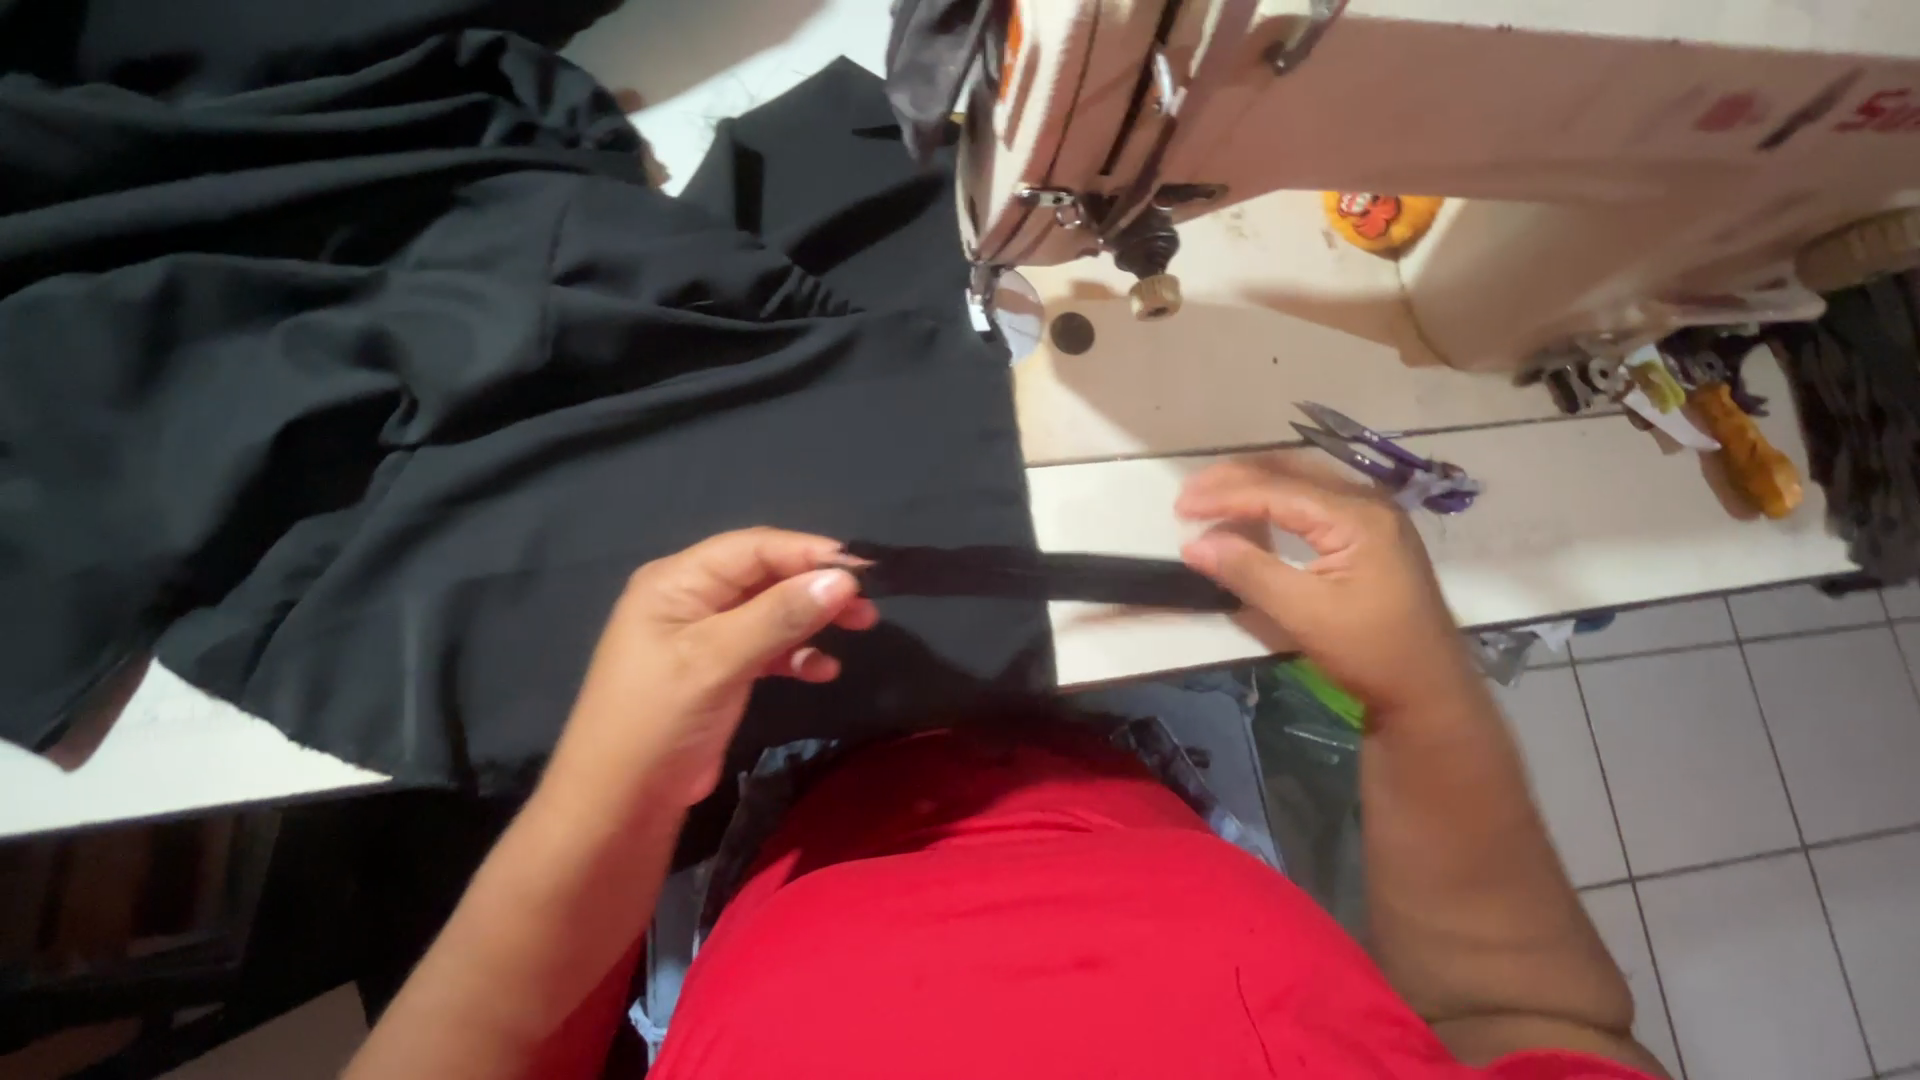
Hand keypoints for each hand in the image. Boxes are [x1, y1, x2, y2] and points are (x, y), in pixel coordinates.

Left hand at [547, 528, 877, 809]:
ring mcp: (707, 635)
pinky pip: (769, 647)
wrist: (622, 802)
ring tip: (862, 627)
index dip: (809, 552)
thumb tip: (844, 579)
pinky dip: (798, 654)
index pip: (753, 548)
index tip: (863, 567)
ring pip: (773, 610)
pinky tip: (823, 670)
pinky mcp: (722, 669)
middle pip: (767, 575)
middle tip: (867, 602)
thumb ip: (780, 616)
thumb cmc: (658, 718)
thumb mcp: (718, 660)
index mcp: (678, 581)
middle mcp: (692, 598)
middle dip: (817, 585)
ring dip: (814, 618)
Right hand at [1175, 458, 1474, 715]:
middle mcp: (1368, 503)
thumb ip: (1248, 571)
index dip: (1224, 495)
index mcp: (1357, 517)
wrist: (1429, 691)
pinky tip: (1252, 515)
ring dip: (1254, 486)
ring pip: (1302, 481)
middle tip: (1189, 495)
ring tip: (1211, 498)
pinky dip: (1275, 501)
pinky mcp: (1370, 534)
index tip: (1180, 507)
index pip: (1277, 490)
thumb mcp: (1304, 614)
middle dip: (1235, 478)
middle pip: (1291, 471)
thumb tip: (1194, 544)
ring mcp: (1373, 517)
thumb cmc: (1371, 652)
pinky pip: (1314, 500)